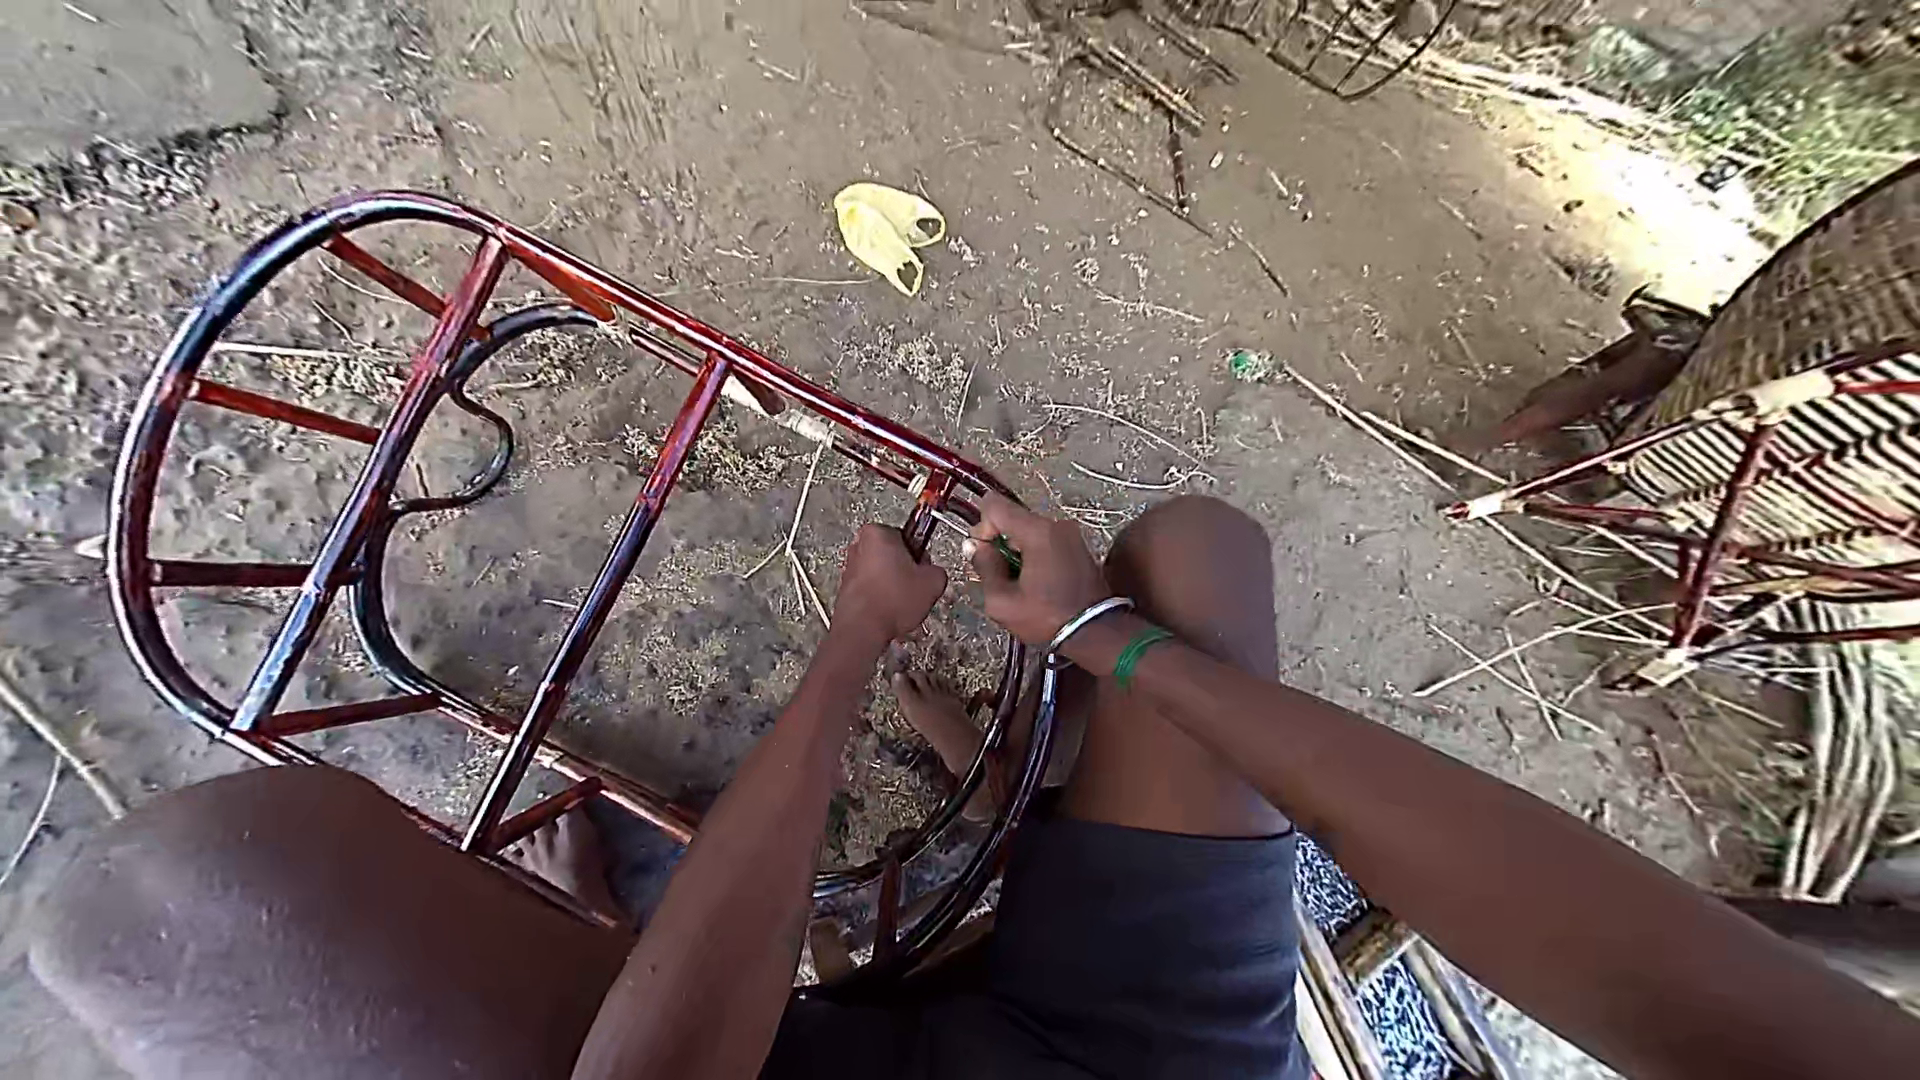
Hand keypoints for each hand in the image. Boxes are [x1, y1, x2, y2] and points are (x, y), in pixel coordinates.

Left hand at [834, 524, 948, 643]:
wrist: (863, 629)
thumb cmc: (891, 601)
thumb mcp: (933, 582)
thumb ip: (938, 570)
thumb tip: (935, 574)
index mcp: (878, 533)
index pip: (909, 536)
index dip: (920, 555)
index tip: (924, 567)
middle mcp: (859, 545)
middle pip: (894, 554)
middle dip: (906, 570)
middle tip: (915, 586)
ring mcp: (850, 567)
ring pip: (883, 572)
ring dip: (894, 585)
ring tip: (902, 602)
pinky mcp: (846, 587)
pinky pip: (872, 588)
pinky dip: (881, 597)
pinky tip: (890, 610)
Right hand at [966, 492, 1107, 645]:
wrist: (1096, 632)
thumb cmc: (1047, 617)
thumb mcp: (1002, 601)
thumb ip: (984, 567)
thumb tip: (975, 546)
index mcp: (1037, 532)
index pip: (994, 505)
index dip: (981, 527)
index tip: (985, 554)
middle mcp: (1056, 524)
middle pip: (1012, 517)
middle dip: (999, 541)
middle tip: (1000, 574)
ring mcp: (1070, 533)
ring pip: (1028, 529)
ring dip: (1016, 550)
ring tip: (1019, 582)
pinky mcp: (1078, 545)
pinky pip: (1045, 539)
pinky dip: (1033, 554)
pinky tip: (1036, 581)